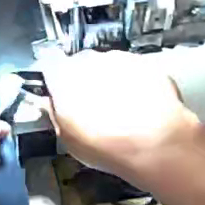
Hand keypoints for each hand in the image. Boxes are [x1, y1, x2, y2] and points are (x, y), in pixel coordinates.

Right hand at [41, 50, 204, 188]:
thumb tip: (53, 110)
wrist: (154, 144)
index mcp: (63, 76)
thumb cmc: (110, 144)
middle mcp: (90, 61)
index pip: (50, 68)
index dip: (55, 83)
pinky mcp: (147, 65)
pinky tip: (138, 110)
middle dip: (85, 84)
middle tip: (91, 111)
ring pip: (109, 67)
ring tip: (118, 114)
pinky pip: (135, 72)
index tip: (59, 95)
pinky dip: (136, 86)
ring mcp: (120, 60)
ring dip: (111, 84)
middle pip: (81, 66)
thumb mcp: (68, 139)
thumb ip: (56, 115)